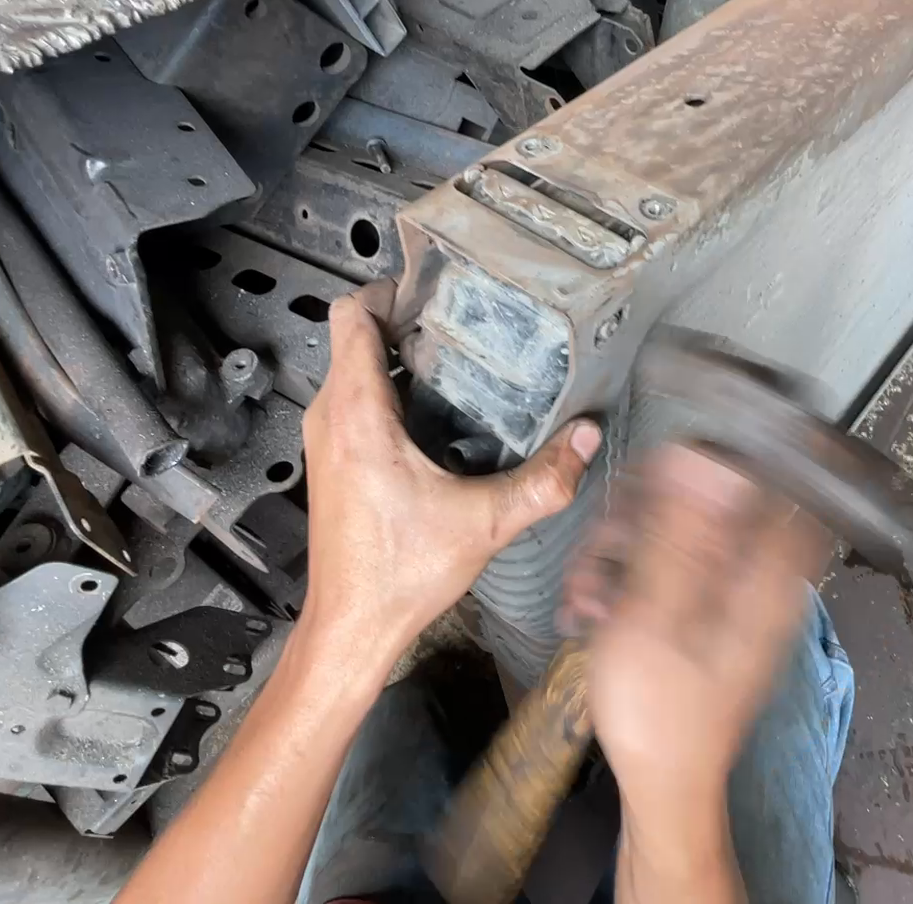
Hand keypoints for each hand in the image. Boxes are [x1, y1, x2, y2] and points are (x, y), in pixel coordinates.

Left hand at [300, 282, 602, 660]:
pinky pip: (352, 395)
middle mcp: (331, 418)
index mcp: (358, 416)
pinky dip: (385, 384)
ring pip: (351, 365)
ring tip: (453, 355)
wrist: (352, 625)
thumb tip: (585, 439)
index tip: (432, 287)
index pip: (352, 316)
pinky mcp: (332, 458)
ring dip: (394, 351)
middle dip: (403, 317)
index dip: (388, 290)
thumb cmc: (398, 575)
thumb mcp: (484, 524)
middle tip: (459, 318)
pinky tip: (434, 406)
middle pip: (353, 334)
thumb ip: (543, 482)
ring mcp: (327, 438)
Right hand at [565, 445, 827, 808]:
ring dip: (620, 551)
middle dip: (641, 517)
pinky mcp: (704, 607)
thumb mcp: (658, 613)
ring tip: (585, 596)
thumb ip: (678, 532)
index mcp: (765, 573)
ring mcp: (731, 591)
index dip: (714, 460)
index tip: (656, 476)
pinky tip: (595, 607)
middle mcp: (757, 574)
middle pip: (706, 500)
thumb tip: (702, 457)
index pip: (771, 479)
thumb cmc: (659, 711)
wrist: (660, 782)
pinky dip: (627, 576)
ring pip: (676, 529)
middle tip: (600, 553)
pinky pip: (668, 563)